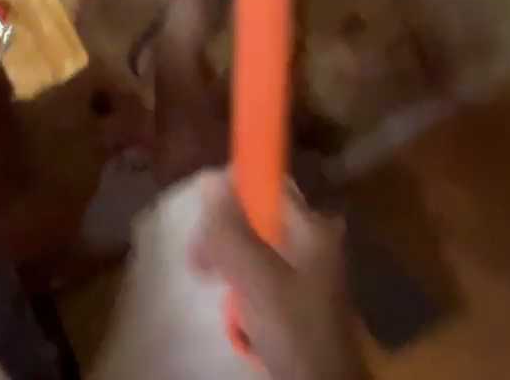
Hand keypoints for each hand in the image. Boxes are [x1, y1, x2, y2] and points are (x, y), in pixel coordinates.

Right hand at [190, 173, 366, 379]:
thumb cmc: (294, 331)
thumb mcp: (257, 279)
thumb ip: (232, 230)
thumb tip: (209, 178)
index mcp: (309, 228)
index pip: (267, 183)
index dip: (233, 187)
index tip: (205, 210)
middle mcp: (310, 240)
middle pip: (255, 212)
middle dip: (222, 229)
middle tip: (199, 257)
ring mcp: (303, 267)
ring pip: (251, 240)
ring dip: (225, 255)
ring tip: (205, 276)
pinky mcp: (294, 292)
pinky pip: (257, 267)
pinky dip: (238, 276)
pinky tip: (230, 298)